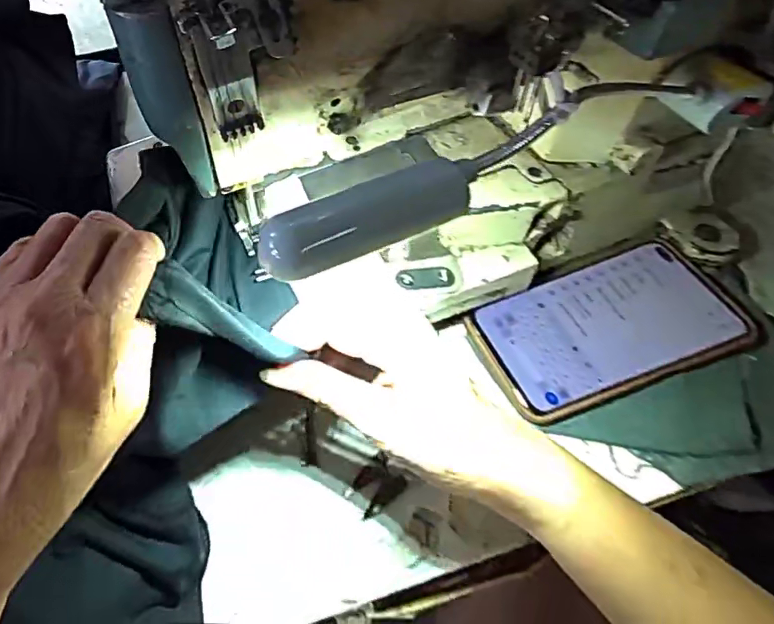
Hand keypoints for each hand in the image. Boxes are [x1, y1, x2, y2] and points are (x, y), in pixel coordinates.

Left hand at [0, 212, 162, 600]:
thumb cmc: (64, 458)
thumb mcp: (128, 409)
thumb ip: (140, 344)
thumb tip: (137, 306)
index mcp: (94, 330)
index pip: (133, 251)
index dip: (151, 246)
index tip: (151, 256)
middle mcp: (49, 300)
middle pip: (95, 225)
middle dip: (120, 232)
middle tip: (123, 254)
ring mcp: (7, 296)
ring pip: (56, 225)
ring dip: (81, 237)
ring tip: (85, 263)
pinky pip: (19, 249)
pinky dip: (43, 252)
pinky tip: (48, 278)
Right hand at [262, 296, 583, 526]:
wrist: (506, 464)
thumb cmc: (448, 444)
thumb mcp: (378, 420)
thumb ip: (323, 387)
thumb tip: (275, 370)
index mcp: (390, 329)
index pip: (322, 314)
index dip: (289, 334)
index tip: (267, 360)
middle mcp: (395, 317)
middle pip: (328, 309)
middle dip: (299, 335)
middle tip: (280, 369)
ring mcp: (400, 327)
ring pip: (339, 319)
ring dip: (315, 344)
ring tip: (299, 374)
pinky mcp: (401, 341)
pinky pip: (355, 332)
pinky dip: (334, 351)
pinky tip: (330, 376)